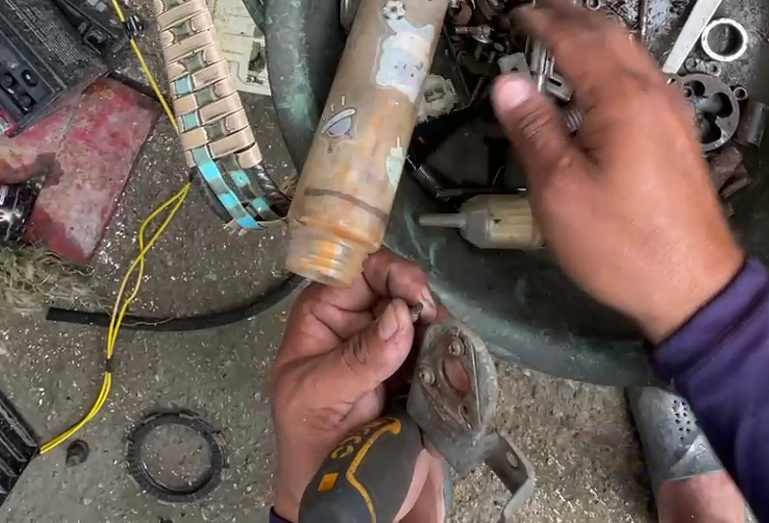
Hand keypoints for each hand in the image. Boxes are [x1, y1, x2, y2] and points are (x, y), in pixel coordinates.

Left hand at [269, 250, 442, 520]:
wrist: (341, 505)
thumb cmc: (312, 444)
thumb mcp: (317, 398)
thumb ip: (356, 359)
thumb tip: (399, 315)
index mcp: (325, 315)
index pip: (357, 270)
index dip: (388, 271)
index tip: (415, 293)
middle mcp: (362, 322)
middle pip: (400, 288)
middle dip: (421, 303)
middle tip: (436, 327)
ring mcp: (394, 347)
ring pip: (427, 318)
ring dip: (442, 333)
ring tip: (446, 358)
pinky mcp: (421, 374)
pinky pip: (444, 354)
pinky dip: (454, 361)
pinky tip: (456, 376)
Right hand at [491, 0, 745, 340]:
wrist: (695, 288)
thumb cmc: (621, 242)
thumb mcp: (561, 190)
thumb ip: (533, 128)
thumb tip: (508, 83)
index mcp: (622, 100)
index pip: (576, 42)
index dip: (544, 23)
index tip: (519, 12)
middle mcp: (653, 95)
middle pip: (611, 36)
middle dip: (574, 14)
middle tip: (543, 2)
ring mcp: (672, 113)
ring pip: (631, 53)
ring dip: (596, 33)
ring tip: (566, 26)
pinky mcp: (678, 134)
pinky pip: (642, 76)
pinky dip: (614, 58)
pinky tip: (600, 75)